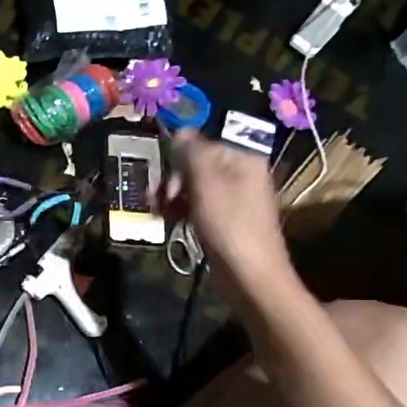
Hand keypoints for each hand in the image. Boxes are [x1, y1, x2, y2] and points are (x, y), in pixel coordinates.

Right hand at [164, 132, 289, 281]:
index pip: (203, 142)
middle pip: (197, 164)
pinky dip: (181, 209)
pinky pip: (198, 206)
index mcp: (243, 158)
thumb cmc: (229, 225)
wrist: (250, 276)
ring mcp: (233, 199)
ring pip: (194, 186)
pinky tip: (167, 219)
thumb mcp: (207, 182)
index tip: (162, 173)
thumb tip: (180, 130)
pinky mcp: (224, 221)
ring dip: (172, 195)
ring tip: (157, 210)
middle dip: (173, 178)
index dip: (179, 155)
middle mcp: (240, 173)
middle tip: (156, 196)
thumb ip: (192, 152)